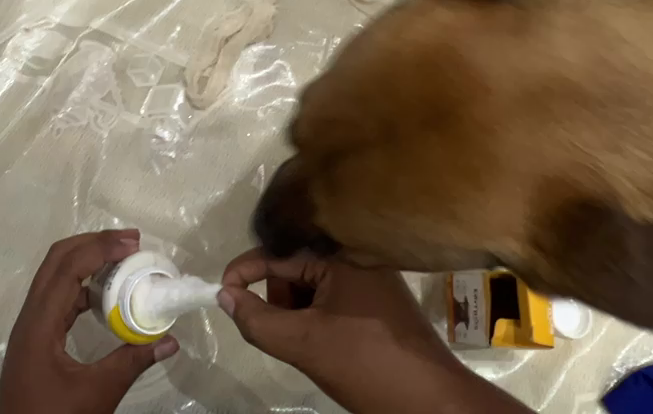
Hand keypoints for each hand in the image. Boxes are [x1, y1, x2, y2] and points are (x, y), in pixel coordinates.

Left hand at [0, 230, 178, 413]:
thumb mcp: (97, 394)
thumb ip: (132, 362)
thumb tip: (170, 341)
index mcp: (39, 324)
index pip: (68, 267)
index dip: (101, 248)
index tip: (134, 244)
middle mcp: (30, 317)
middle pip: (58, 259)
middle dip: (94, 243)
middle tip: (131, 241)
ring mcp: (30, 327)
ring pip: (56, 275)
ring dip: (88, 260)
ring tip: (123, 260)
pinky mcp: (35, 339)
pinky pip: (58, 296)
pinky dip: (83, 284)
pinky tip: (106, 295)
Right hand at [217, 251, 529, 413]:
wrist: (432, 400)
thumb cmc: (366, 362)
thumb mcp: (304, 343)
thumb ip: (258, 319)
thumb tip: (224, 294)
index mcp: (339, 253)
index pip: (277, 253)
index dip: (245, 271)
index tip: (220, 292)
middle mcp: (355, 255)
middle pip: (294, 267)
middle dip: (277, 298)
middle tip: (279, 334)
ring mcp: (370, 277)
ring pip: (312, 285)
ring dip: (296, 310)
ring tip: (303, 344)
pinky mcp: (379, 301)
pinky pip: (333, 297)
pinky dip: (317, 318)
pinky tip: (322, 345)